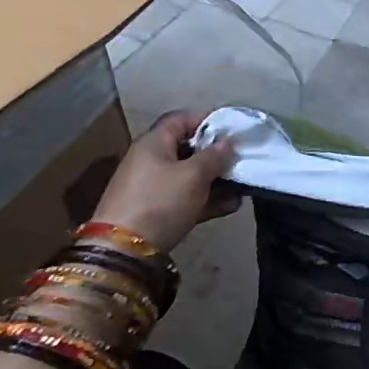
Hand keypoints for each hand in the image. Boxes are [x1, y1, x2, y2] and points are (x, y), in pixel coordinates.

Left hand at [89, 110, 240, 251]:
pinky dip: (207, 199)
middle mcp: (151, 160)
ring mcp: (153, 188)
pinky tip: (232, 205)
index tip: (232, 128)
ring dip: (216, 180)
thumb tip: (227, 142)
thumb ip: (214, 157)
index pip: (181, 119)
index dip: (207, 119)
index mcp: (154, 143)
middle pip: (187, 149)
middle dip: (216, 154)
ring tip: (243, 186)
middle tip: (242, 160)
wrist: (125, 250)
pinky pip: (186, 198)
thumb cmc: (160, 202)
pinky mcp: (157, 212)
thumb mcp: (193, 176)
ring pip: (189, 176)